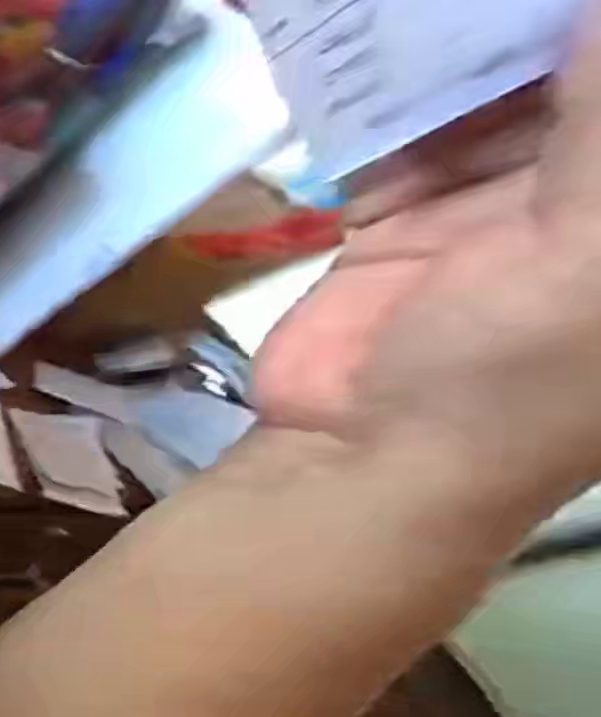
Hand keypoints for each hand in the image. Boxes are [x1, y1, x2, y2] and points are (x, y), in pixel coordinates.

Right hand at [256, 10, 600, 507]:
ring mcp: (501, 206)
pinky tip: (365, 63)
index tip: (570, 17)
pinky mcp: (400, 229)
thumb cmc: (516, 370)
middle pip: (595, 76)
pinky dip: (384, 111)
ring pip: (504, 95)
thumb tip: (588, 11)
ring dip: (468, 52)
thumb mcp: (600, 238)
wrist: (360, 451)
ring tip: (422, 9)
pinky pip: (400, 150)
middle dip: (550, 29)